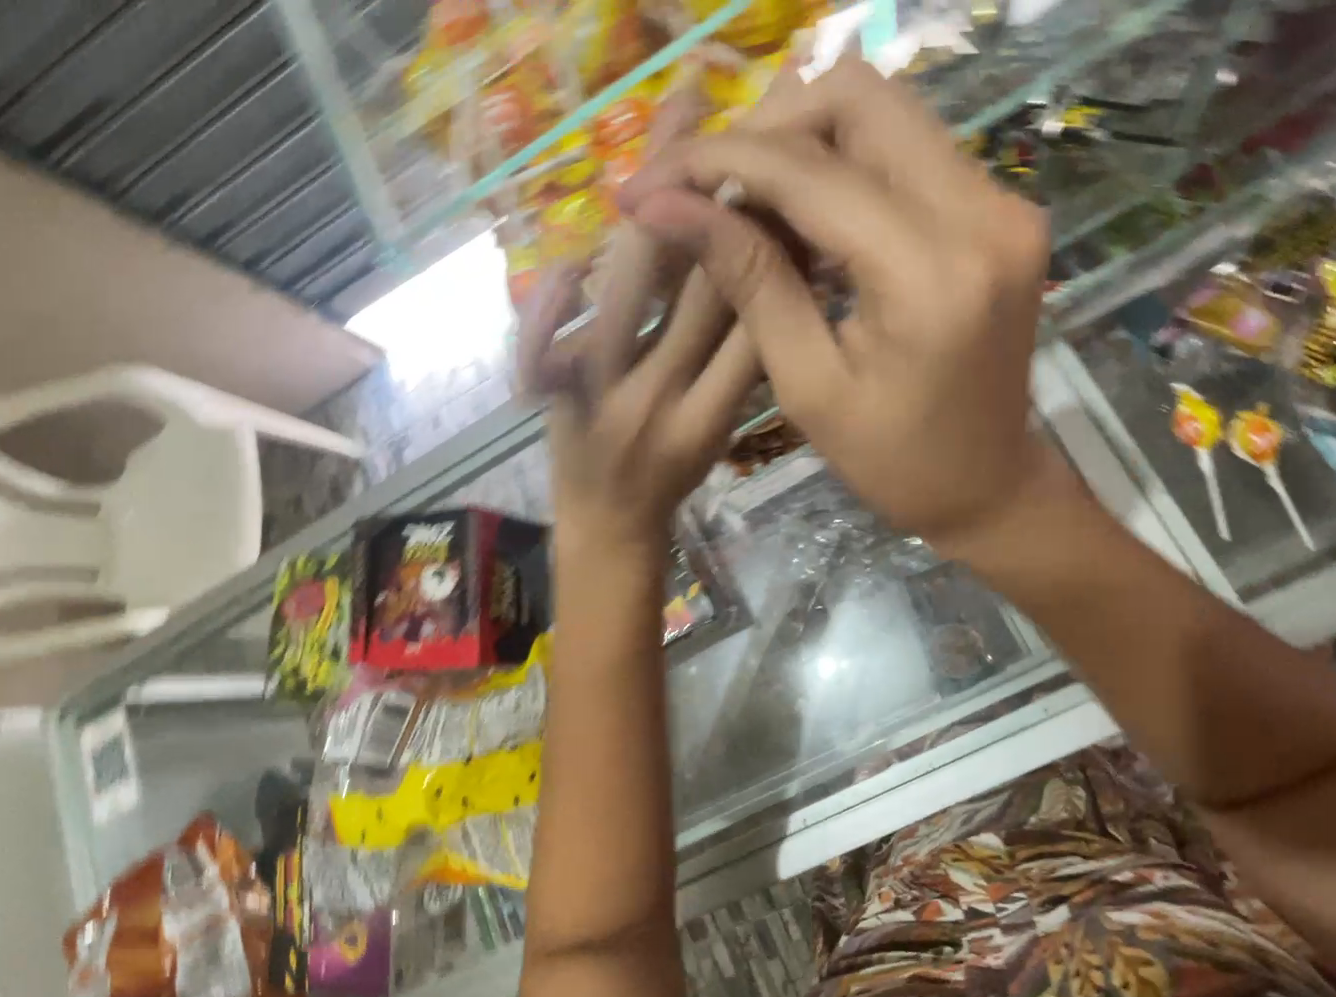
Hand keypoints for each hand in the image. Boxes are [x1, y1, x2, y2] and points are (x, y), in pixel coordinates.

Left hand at [516, 94, 759, 560]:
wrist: (607, 532)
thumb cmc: (671, 479)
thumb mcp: (721, 430)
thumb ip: (741, 367)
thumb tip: (770, 280)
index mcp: (714, 416)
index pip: (756, 327)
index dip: (778, 252)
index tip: (795, 189)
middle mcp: (662, 400)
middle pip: (701, 293)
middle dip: (728, 203)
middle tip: (754, 125)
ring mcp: (601, 397)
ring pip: (630, 292)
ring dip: (654, 208)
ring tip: (676, 126)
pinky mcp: (553, 398)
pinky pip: (541, 352)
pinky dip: (547, 307)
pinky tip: (568, 262)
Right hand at [617, 59, 1084, 550]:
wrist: (989, 484)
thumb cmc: (894, 462)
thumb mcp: (808, 385)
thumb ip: (749, 280)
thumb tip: (666, 207)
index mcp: (931, 273)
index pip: (810, 171)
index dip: (718, 163)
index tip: (648, 183)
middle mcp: (983, 212)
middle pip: (857, 98)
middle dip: (764, 129)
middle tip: (704, 185)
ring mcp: (1002, 202)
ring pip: (883, 110)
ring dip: (800, 138)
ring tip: (742, 196)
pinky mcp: (1000, 207)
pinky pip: (907, 148)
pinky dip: (841, 162)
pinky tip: (798, 210)